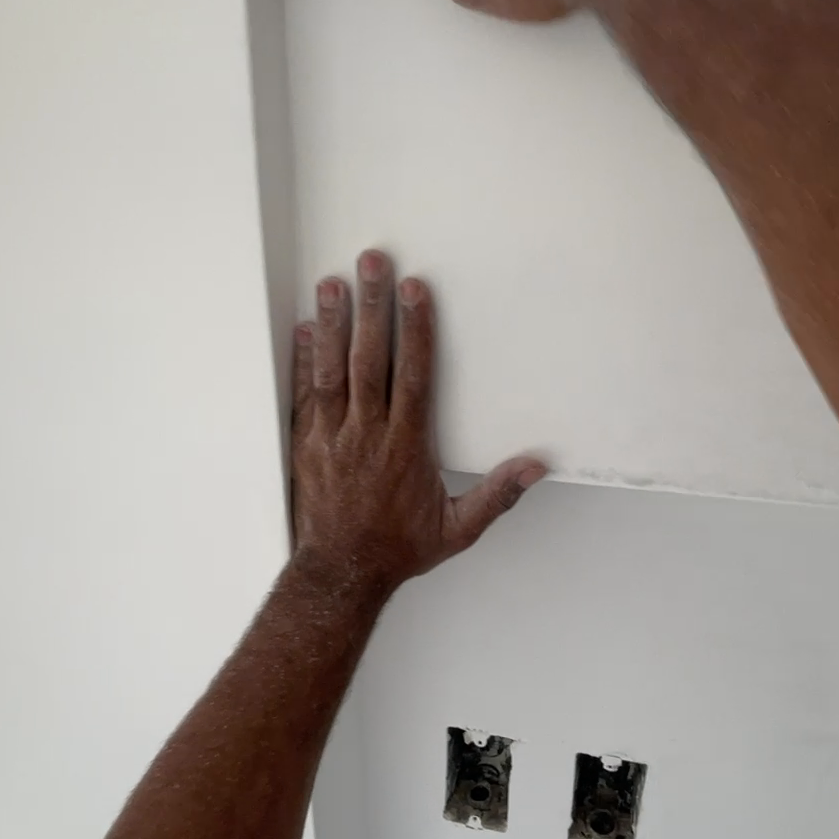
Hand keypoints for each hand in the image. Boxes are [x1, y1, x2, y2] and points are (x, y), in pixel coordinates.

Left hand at [290, 250, 545, 594]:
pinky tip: (306, 330)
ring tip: (333, 283)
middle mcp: (368, 434)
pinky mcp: (306, 445)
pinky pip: (305, 394)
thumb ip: (497, 495)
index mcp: (406, 447)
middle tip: (372, 265)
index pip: (414, 376)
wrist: (342, 574)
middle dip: (374, 308)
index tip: (416, 293)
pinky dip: (304, 361)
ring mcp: (332, 437)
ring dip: (334, 324)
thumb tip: (534, 469)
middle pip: (371, 360)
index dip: (416, 331)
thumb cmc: (398, 549)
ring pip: (334, 370)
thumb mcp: (457, 529)